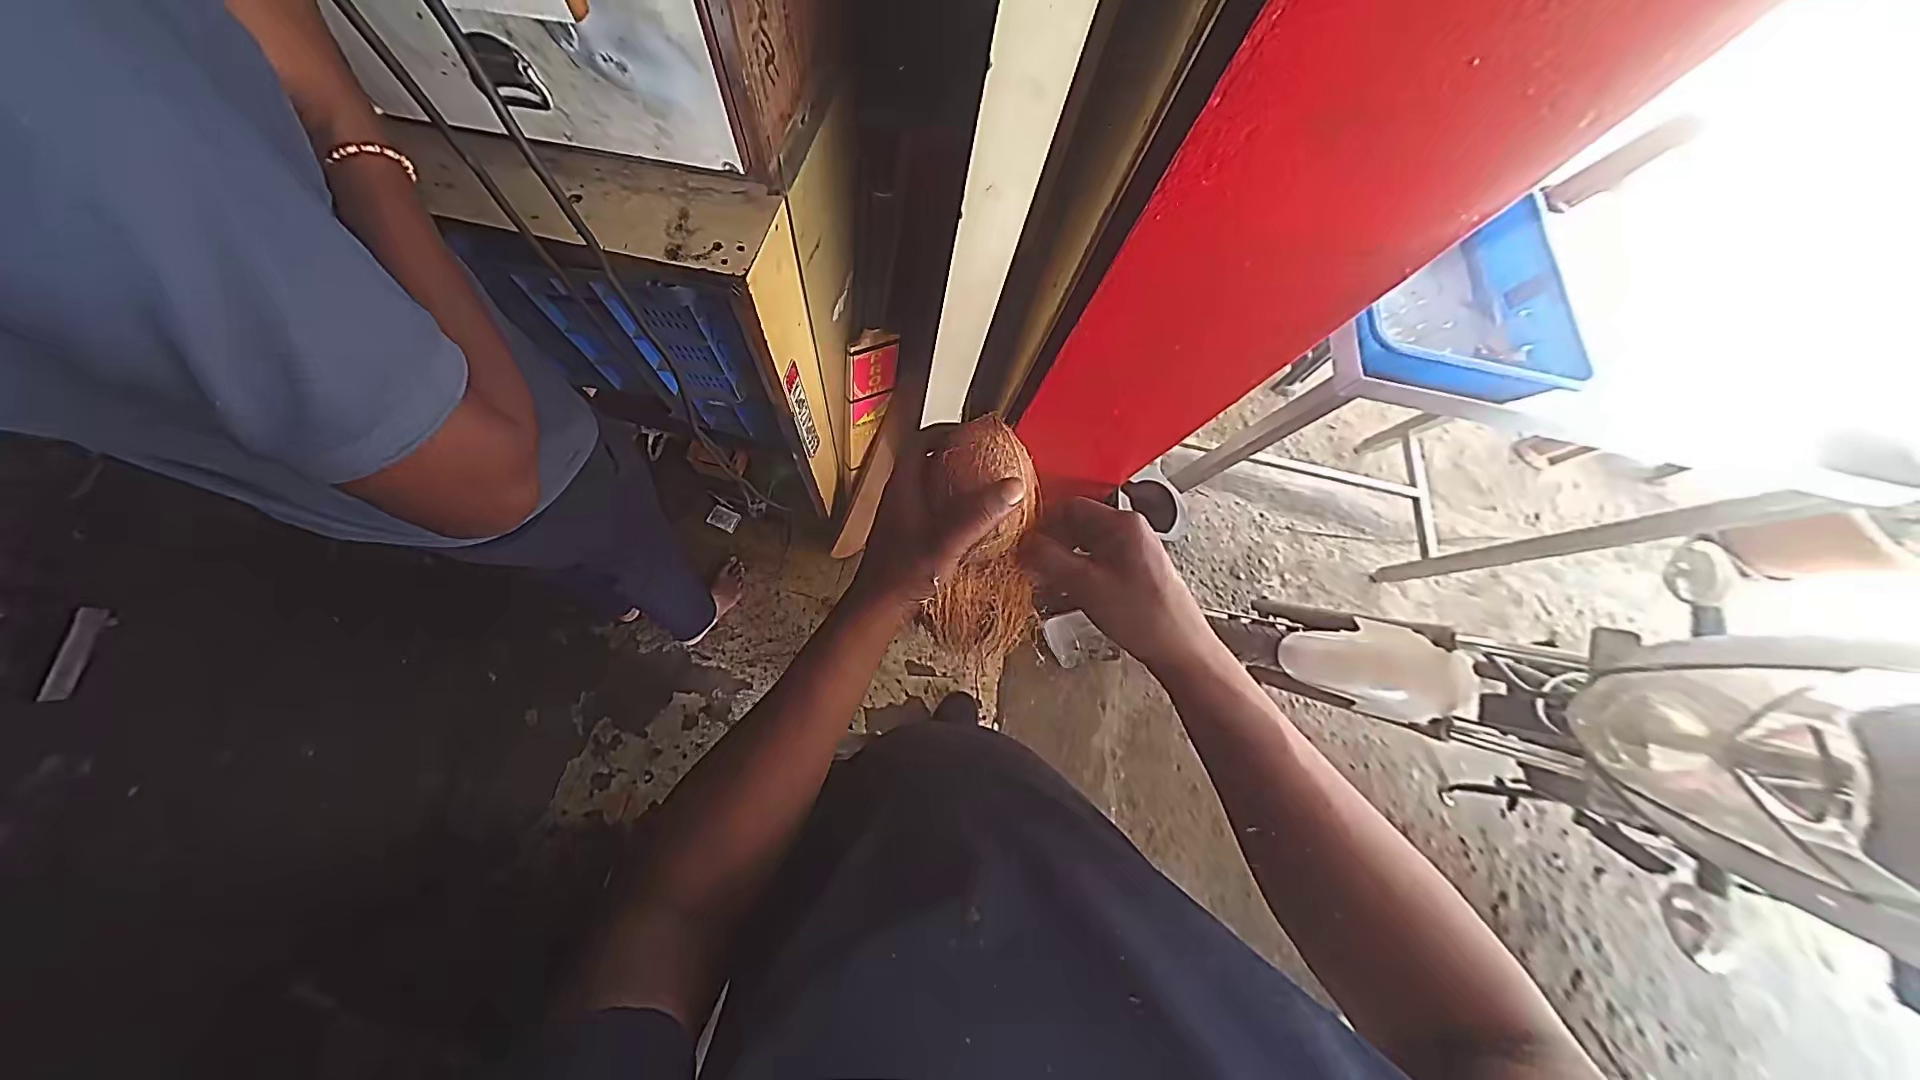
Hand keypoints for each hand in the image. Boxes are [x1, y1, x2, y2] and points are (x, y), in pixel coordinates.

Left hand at [848, 424, 1026, 612]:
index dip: (945, 430)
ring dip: (951, 480)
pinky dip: (948, 504)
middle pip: (925, 460)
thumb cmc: (902, 575)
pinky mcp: (904, 533)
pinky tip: (967, 521)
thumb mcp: (948, 542)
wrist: (878, 607)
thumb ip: (980, 515)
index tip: (970, 433)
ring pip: (926, 484)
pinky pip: (928, 506)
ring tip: (979, 485)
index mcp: (903, 488)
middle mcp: (898, 497)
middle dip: (953, 455)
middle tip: (980, 458)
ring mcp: (900, 515)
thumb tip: (1011, 488)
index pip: (920, 441)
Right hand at [1020, 497, 1224, 675]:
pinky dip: (1076, 573)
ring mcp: (1132, 551)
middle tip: (1029, 563)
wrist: (1179, 648)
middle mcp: (1129, 531)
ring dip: (1061, 561)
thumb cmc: (1144, 615)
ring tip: (1044, 581)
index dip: (1043, 522)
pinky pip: (1095, 562)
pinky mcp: (1132, 572)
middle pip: (1077, 525)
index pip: (1071, 506)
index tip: (1024, 540)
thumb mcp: (1086, 585)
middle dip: (1050, 544)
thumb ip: (1050, 560)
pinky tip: (1065, 592)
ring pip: (1084, 546)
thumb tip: (1024, 545)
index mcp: (1122, 524)